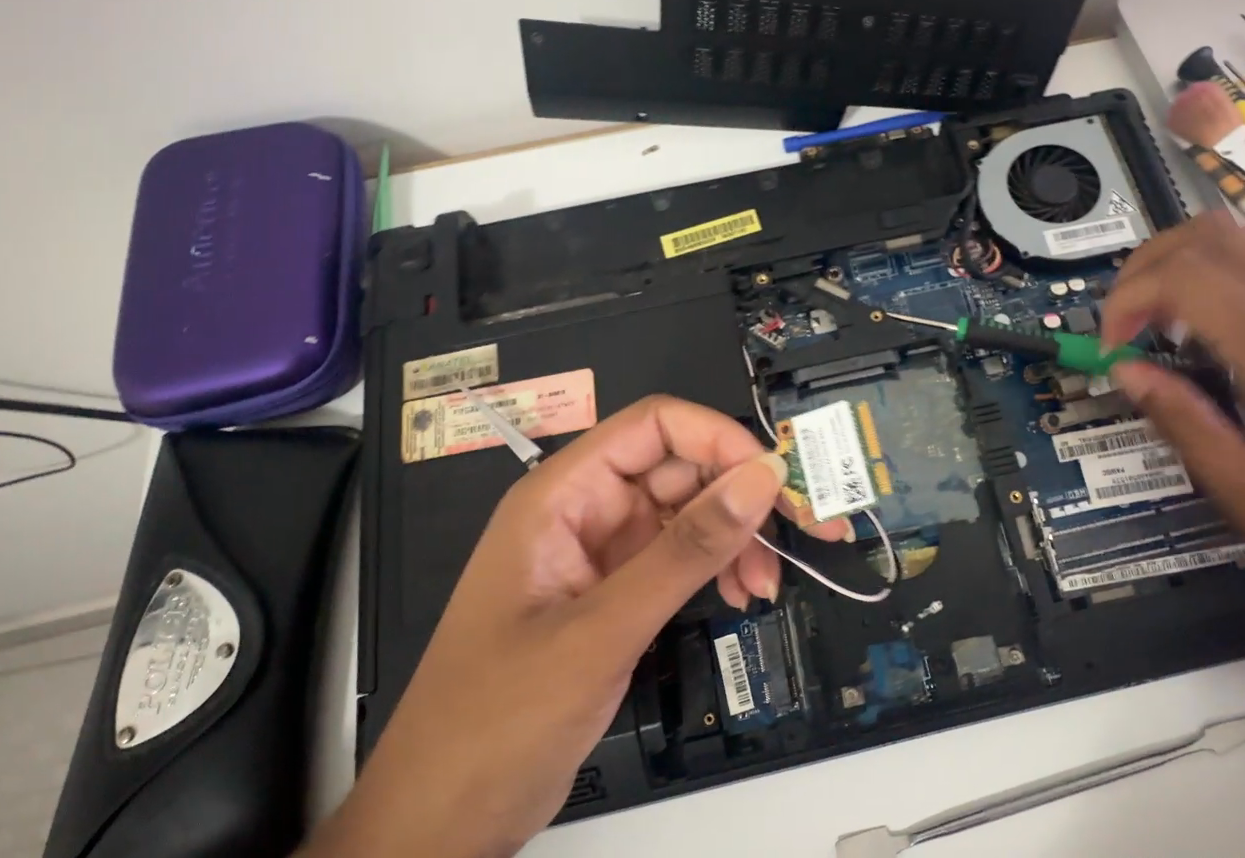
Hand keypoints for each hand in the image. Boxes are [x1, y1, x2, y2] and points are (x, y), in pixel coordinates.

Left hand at [302, 395, 839, 857]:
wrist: (442, 816)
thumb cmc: (500, 718)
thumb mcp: (602, 630)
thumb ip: (685, 552)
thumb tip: (760, 478)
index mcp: (561, 496)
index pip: (653, 427)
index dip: (718, 439)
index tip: (774, 480)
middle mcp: (583, 512)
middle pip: (678, 469)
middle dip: (740, 495)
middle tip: (802, 533)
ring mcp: (600, 556)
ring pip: (686, 515)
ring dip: (735, 538)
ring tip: (767, 584)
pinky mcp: (615, 597)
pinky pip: (679, 560)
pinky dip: (716, 570)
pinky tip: (743, 596)